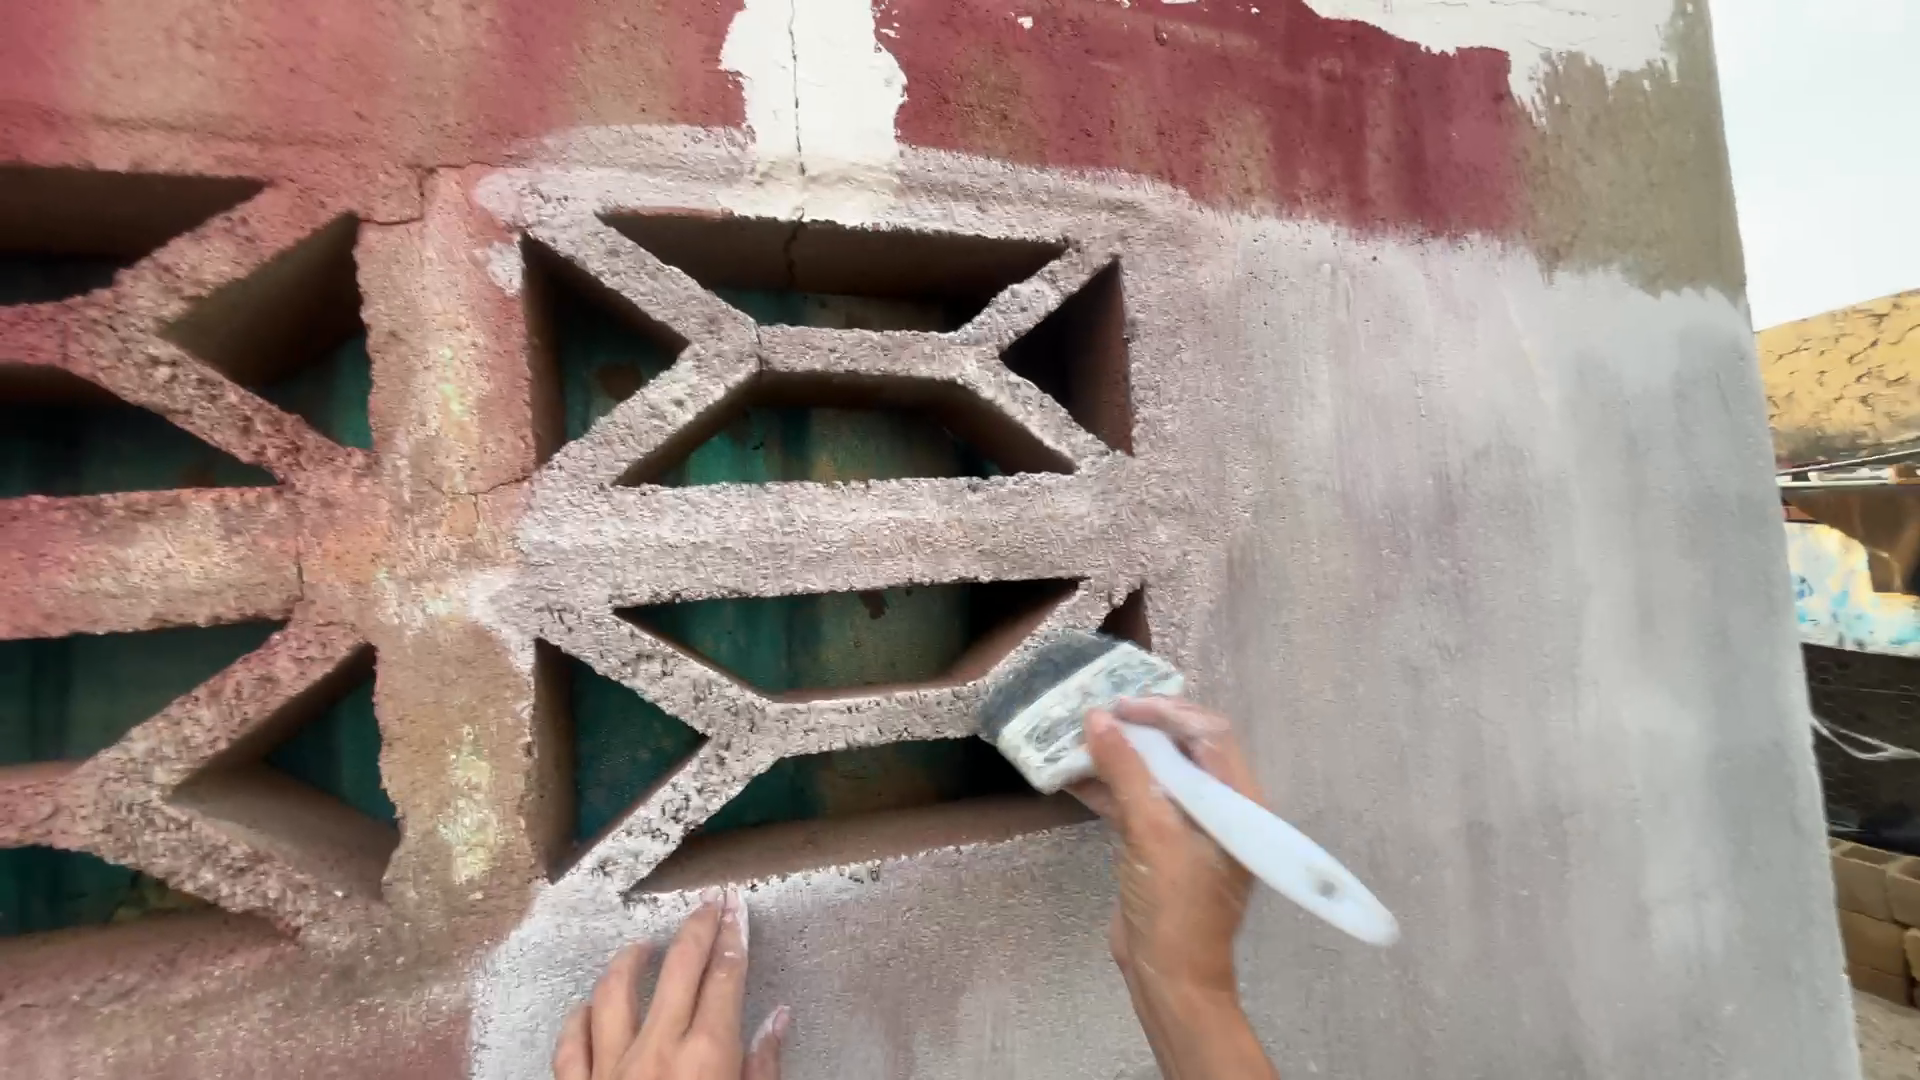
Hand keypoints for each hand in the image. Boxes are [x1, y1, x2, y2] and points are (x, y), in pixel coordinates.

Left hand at [552, 889, 790, 1079]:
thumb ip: (765, 1070)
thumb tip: (778, 1018)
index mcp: (707, 1055)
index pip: (726, 975)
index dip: (734, 935)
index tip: (738, 906)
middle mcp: (658, 1050)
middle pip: (679, 967)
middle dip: (697, 927)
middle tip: (709, 903)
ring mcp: (609, 1074)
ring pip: (614, 994)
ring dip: (631, 961)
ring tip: (642, 946)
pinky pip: (569, 1046)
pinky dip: (578, 1019)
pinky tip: (587, 1007)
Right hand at [1077, 697, 1277, 1079]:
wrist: (1168, 981)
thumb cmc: (1175, 908)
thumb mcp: (1151, 834)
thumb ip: (1126, 772)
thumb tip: (1096, 718)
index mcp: (1239, 802)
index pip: (1209, 734)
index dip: (1166, 713)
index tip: (1121, 707)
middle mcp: (1219, 807)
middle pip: (1181, 748)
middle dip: (1139, 728)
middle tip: (1099, 713)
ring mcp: (1188, 825)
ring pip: (1154, 771)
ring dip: (1118, 754)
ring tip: (1079, 735)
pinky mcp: (1160, 842)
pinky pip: (1135, 799)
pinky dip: (1107, 785)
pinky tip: (1071, 773)